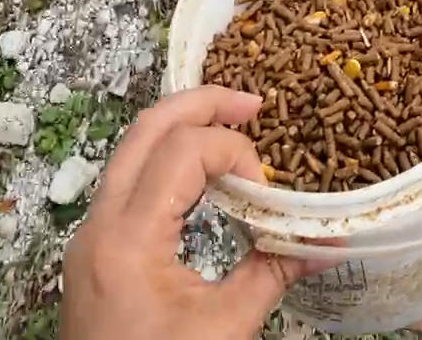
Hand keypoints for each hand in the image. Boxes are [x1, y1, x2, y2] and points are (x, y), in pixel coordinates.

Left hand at [61, 86, 320, 339]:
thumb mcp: (224, 330)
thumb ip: (273, 274)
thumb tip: (331, 243)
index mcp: (128, 240)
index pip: (183, 152)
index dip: (233, 151)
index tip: (263, 188)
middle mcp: (99, 223)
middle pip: (148, 128)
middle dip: (204, 104)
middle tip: (252, 105)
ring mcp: (90, 232)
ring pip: (132, 145)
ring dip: (184, 123)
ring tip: (232, 123)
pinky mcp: (94, 244)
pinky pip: (129, 174)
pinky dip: (168, 154)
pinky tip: (202, 167)